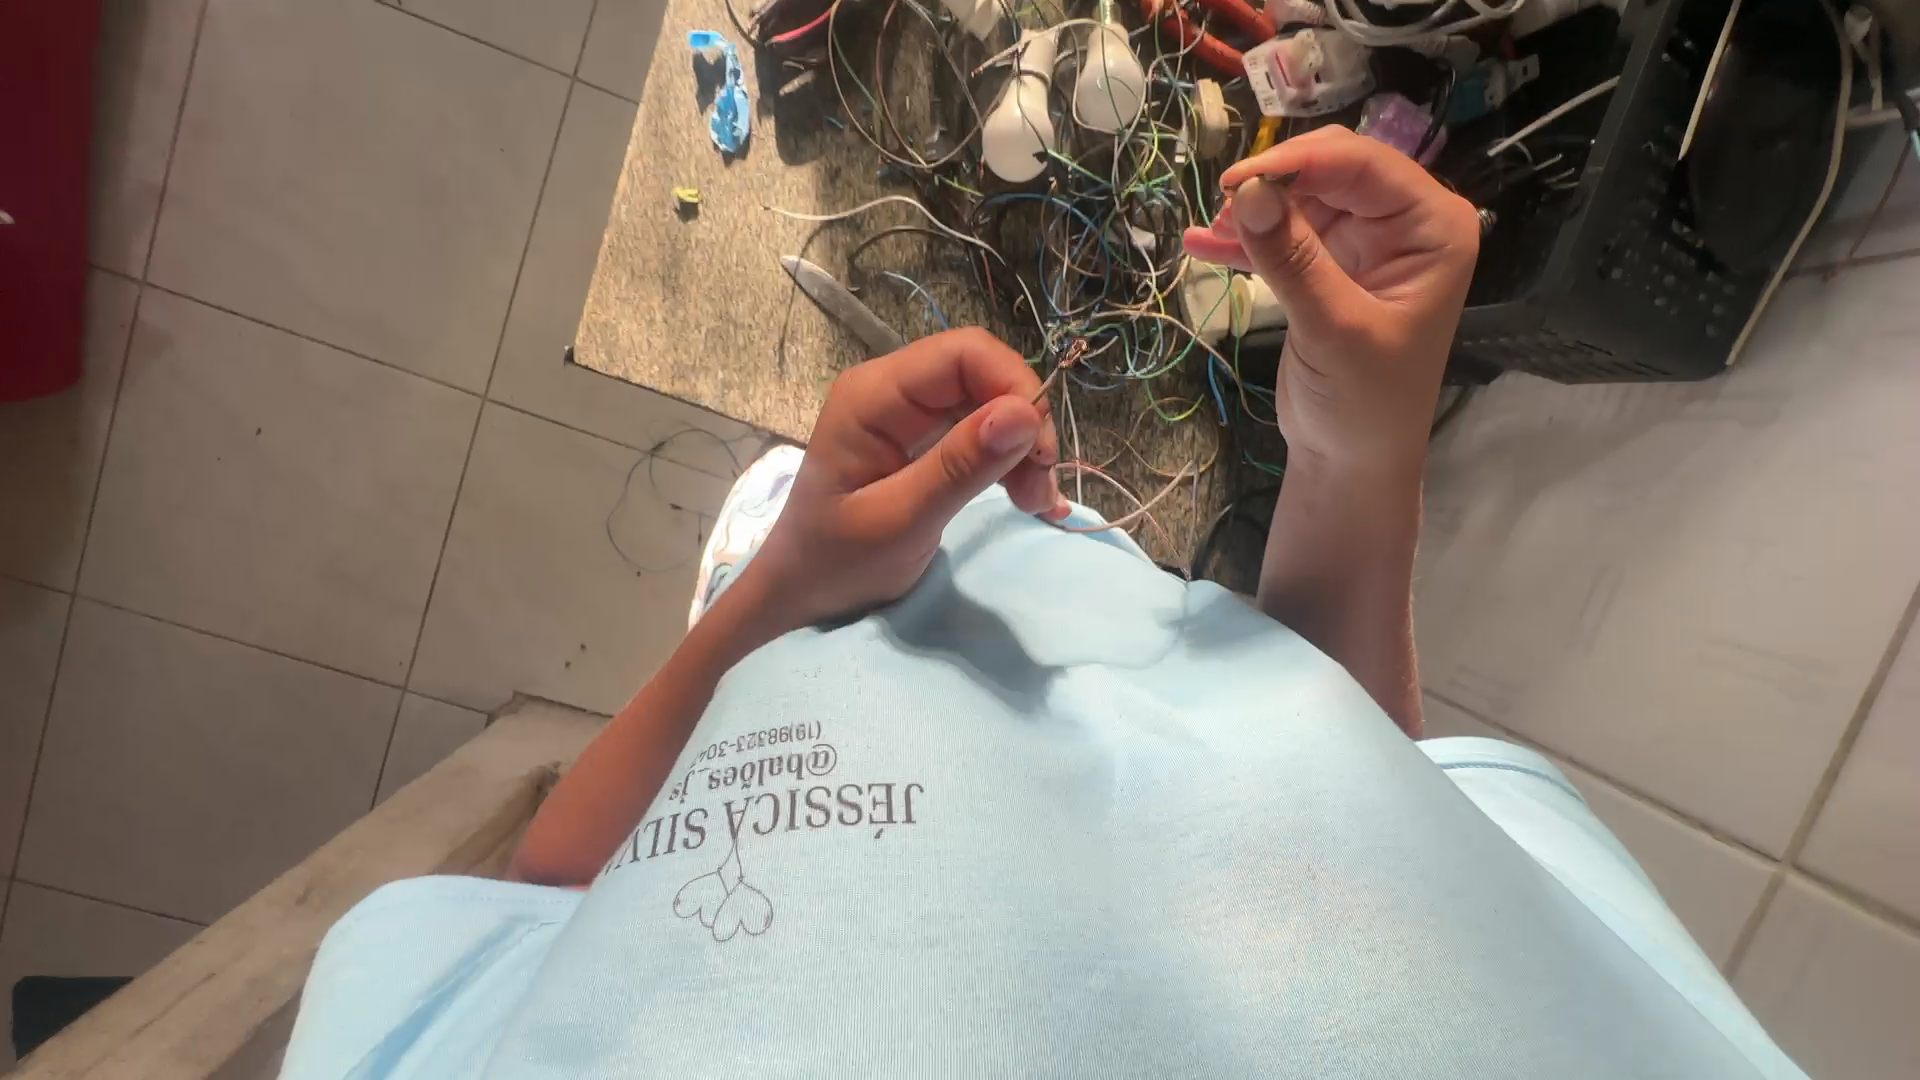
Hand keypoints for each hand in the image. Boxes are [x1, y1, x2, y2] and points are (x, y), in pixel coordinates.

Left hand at [745, 328, 1065, 627]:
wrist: (803, 592)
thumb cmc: (836, 562)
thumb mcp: (899, 521)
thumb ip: (958, 467)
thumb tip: (1024, 414)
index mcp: (873, 397)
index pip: (963, 354)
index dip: (1014, 388)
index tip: (1040, 452)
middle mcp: (891, 391)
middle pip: (981, 375)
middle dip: (1023, 426)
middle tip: (1039, 491)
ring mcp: (907, 415)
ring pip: (989, 404)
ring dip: (1022, 449)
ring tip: (1035, 503)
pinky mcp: (922, 441)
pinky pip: (980, 432)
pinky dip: (1010, 462)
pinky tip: (1027, 496)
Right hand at [1182, 125, 1480, 477]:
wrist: (1351, 457)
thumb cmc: (1363, 399)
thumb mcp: (1331, 327)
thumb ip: (1291, 259)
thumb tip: (1246, 193)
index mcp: (1429, 228)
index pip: (1363, 166)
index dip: (1298, 163)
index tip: (1234, 180)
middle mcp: (1400, 227)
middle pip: (1331, 176)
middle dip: (1275, 186)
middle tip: (1220, 207)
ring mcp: (1360, 250)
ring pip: (1301, 206)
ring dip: (1254, 215)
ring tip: (1209, 232)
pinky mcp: (1325, 275)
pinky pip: (1283, 244)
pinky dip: (1245, 245)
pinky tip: (1201, 245)